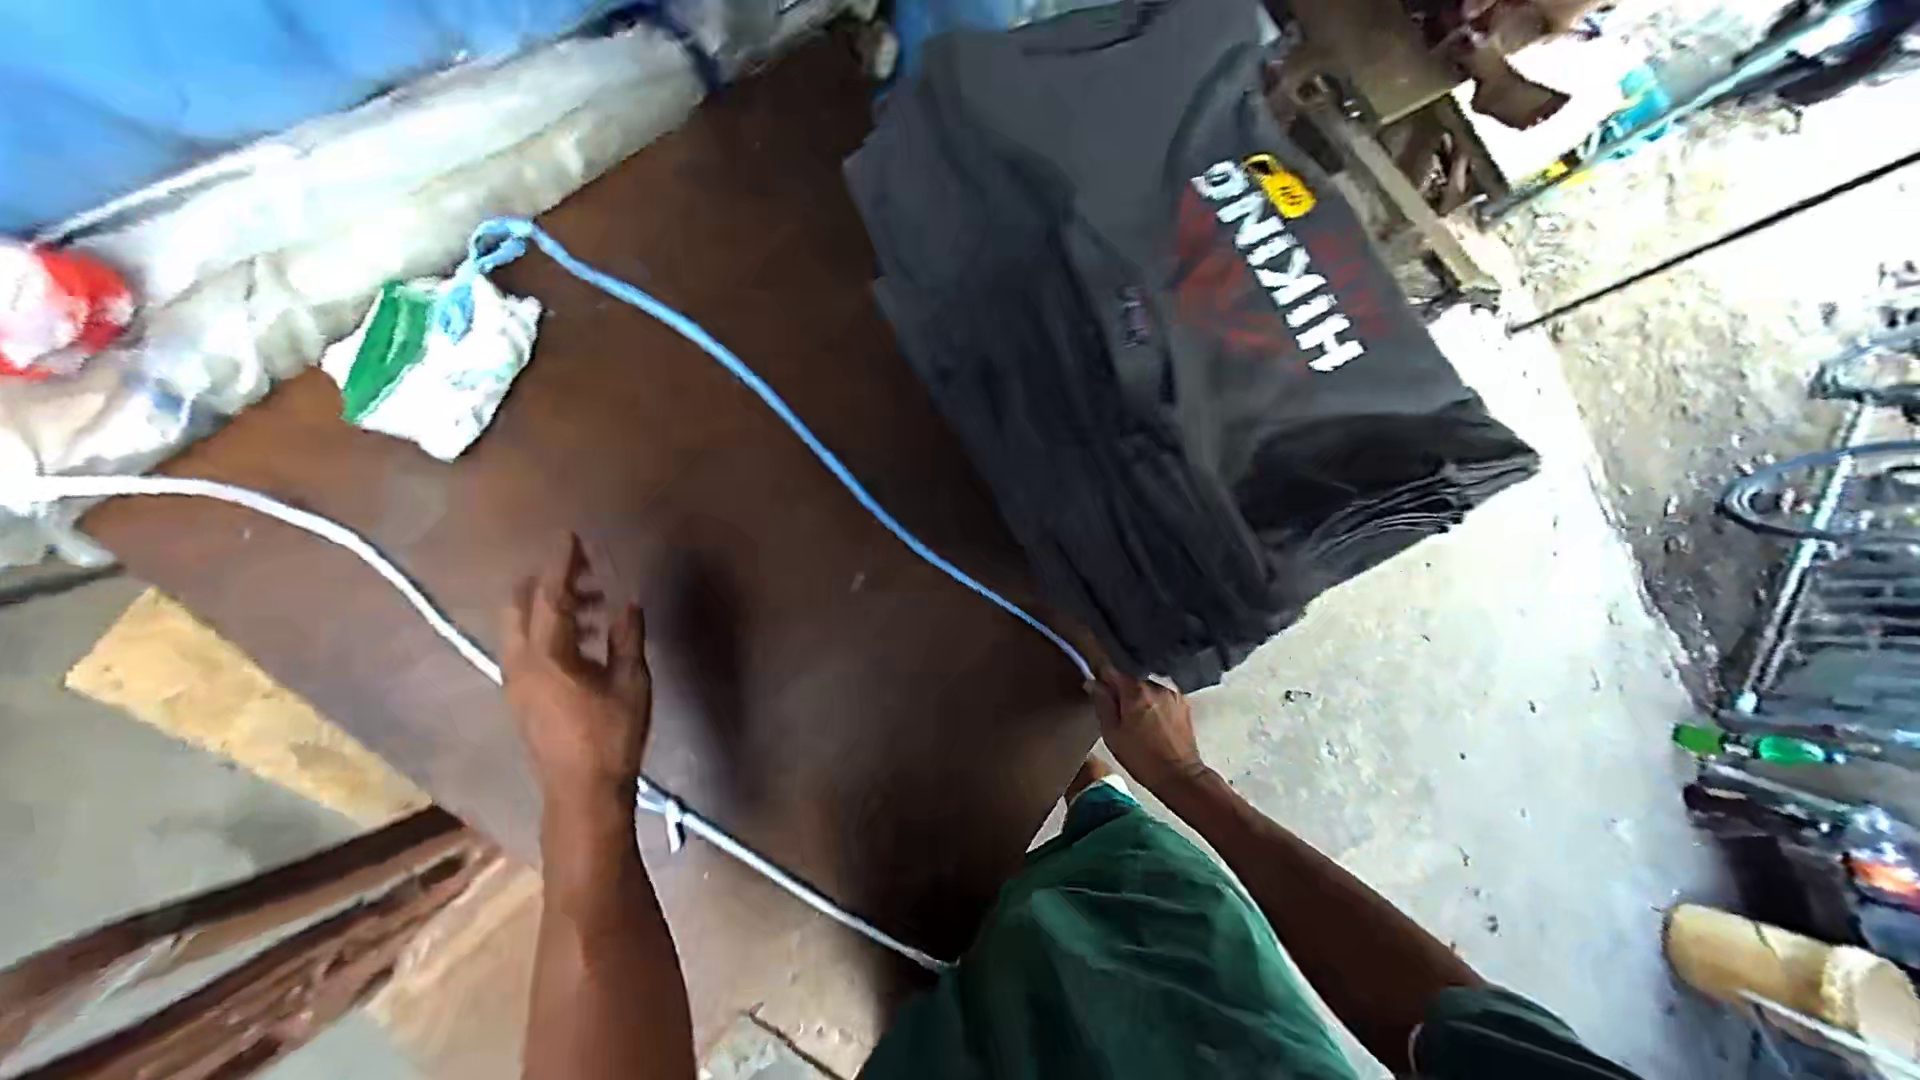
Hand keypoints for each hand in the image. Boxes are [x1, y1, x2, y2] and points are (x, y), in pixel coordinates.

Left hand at [502, 535, 650, 805]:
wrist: (580, 791)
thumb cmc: (611, 735)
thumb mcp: (631, 682)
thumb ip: (627, 638)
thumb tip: (628, 603)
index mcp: (548, 656)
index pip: (551, 597)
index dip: (562, 565)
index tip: (571, 537)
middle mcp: (520, 662)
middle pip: (520, 605)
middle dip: (549, 582)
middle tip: (586, 573)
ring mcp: (514, 680)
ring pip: (521, 626)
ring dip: (552, 606)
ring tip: (596, 607)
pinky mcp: (520, 694)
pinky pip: (526, 645)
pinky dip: (550, 628)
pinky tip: (584, 639)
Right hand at [1090, 662, 1208, 793]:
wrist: (1179, 775)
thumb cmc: (1142, 758)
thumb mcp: (1112, 733)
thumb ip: (1102, 703)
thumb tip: (1093, 684)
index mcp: (1135, 691)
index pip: (1111, 670)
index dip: (1103, 681)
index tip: (1100, 693)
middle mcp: (1155, 685)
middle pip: (1130, 678)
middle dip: (1122, 692)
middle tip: (1119, 715)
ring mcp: (1172, 692)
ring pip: (1146, 687)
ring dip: (1139, 697)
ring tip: (1138, 722)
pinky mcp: (1183, 702)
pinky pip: (1161, 695)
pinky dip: (1154, 703)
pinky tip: (1153, 723)